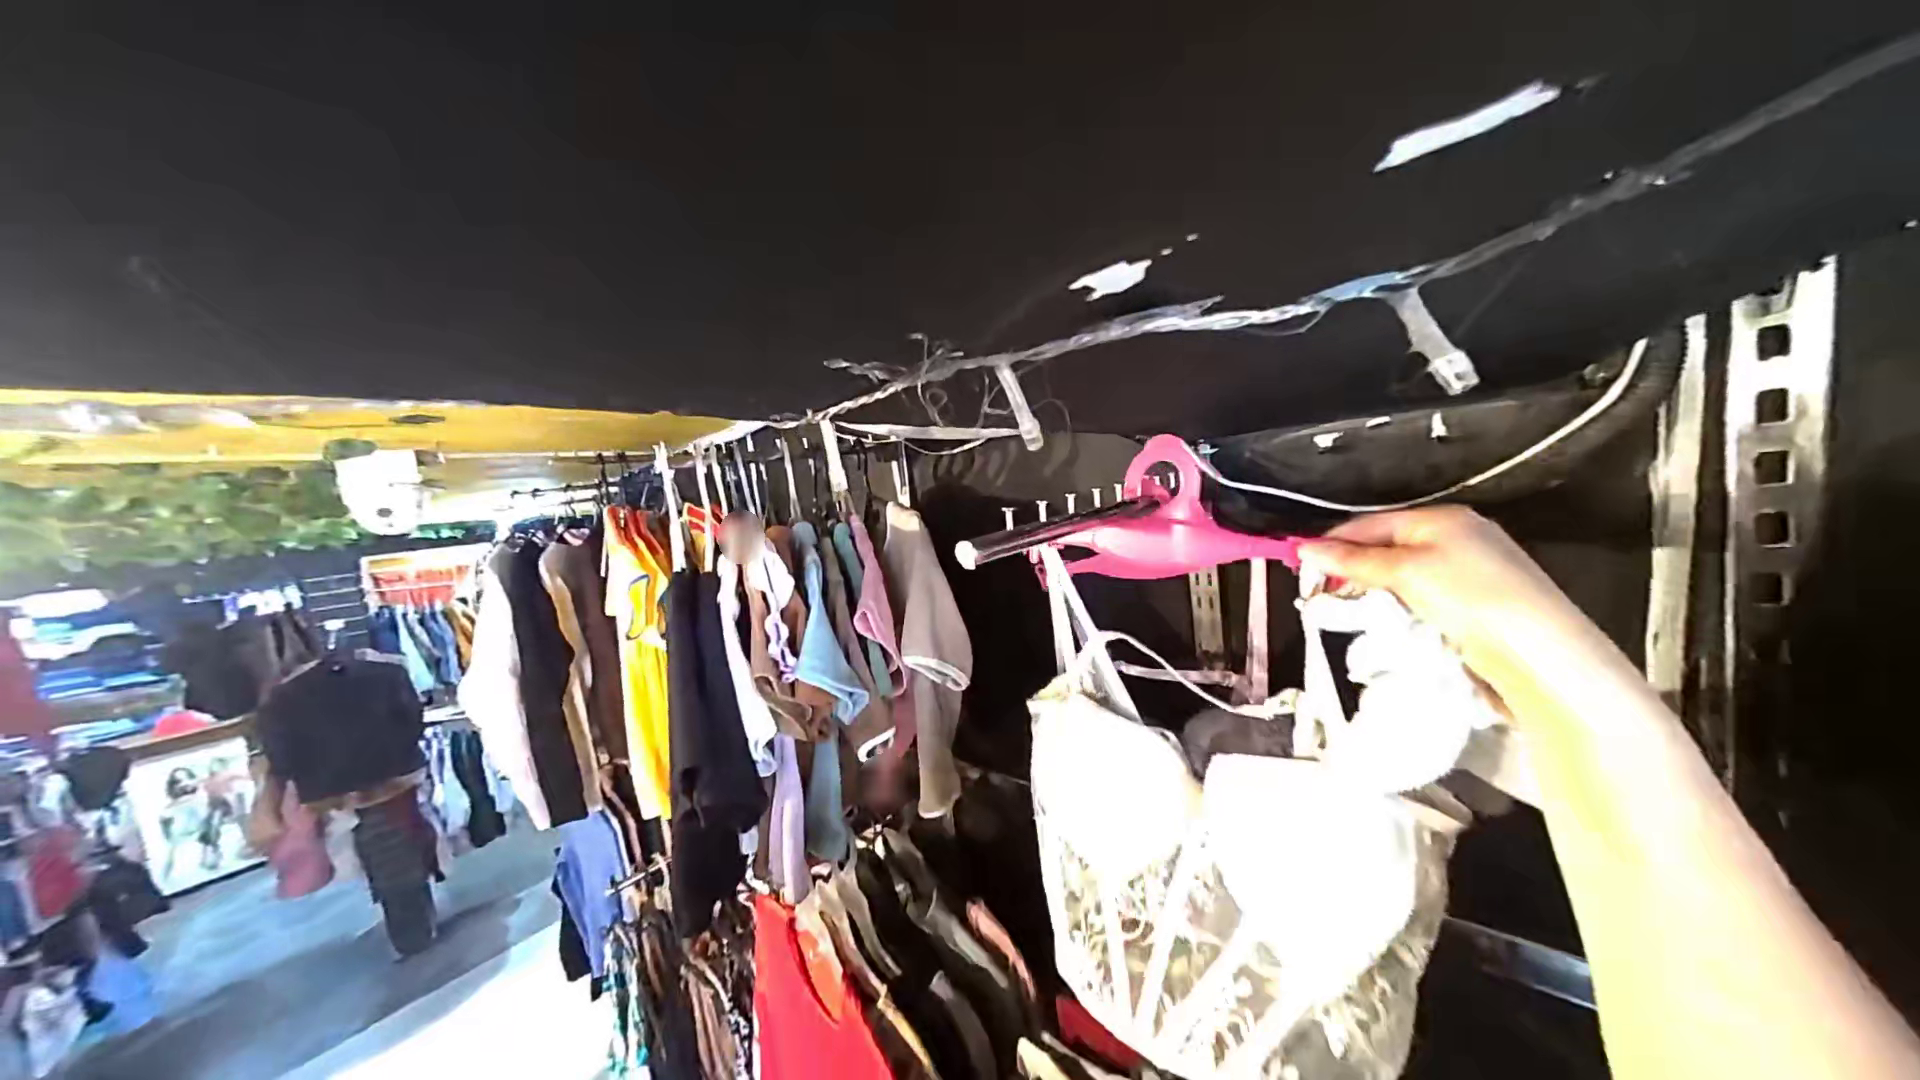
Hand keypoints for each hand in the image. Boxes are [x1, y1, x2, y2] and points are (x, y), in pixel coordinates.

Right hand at [1298, 506, 1623, 708]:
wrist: (1541, 655)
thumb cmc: (1472, 598)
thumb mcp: (1406, 573)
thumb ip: (1354, 560)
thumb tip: (1304, 548)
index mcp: (1440, 519)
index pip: (1367, 524)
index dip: (1332, 544)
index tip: (1300, 570)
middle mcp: (1453, 537)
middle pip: (1381, 548)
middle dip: (1349, 570)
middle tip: (1320, 597)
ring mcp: (1464, 570)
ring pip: (1396, 575)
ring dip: (1369, 592)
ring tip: (1346, 612)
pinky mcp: (1470, 603)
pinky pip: (1415, 597)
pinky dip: (1394, 607)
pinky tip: (1383, 622)